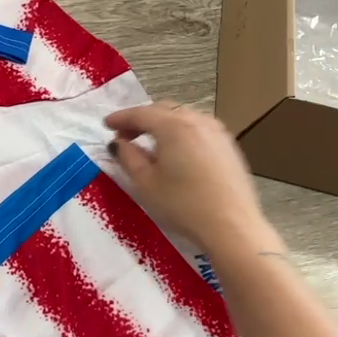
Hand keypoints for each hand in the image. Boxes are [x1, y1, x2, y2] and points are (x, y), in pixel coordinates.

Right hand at [105, 101, 283, 257]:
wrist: (232, 226)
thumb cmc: (183, 206)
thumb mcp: (146, 184)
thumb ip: (128, 157)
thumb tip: (119, 143)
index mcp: (174, 127)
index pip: (141, 114)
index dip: (120, 117)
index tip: (105, 124)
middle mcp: (197, 121)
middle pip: (163, 110)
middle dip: (141, 119)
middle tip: (124, 136)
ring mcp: (217, 131)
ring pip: (183, 116)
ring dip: (162, 124)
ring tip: (148, 142)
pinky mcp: (228, 145)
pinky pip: (198, 128)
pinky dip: (180, 131)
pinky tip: (175, 150)